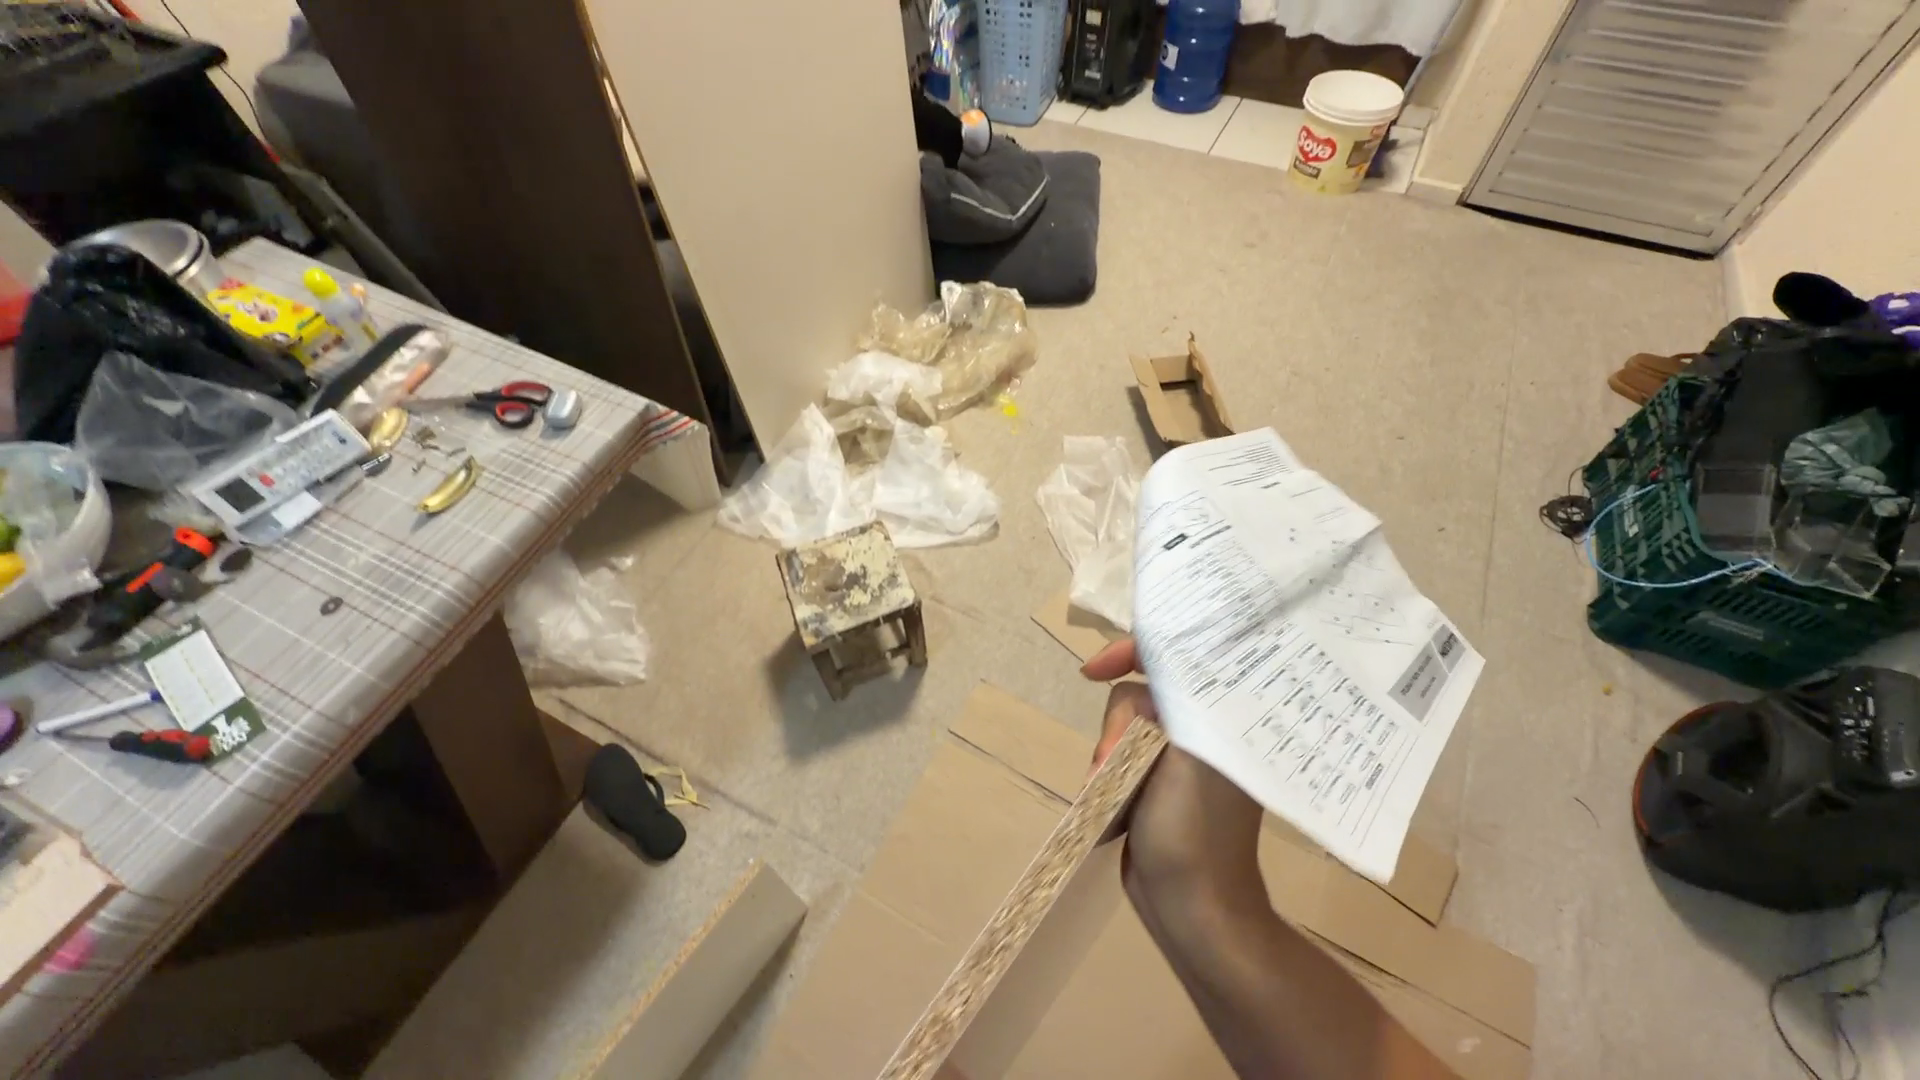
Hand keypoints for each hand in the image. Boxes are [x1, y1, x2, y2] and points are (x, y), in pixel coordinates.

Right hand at [1081, 639, 1263, 913]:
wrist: (1191, 905)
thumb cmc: (1194, 828)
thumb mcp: (1179, 756)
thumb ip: (1157, 707)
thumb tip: (1133, 674)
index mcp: (1222, 716)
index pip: (1177, 660)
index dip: (1132, 652)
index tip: (1093, 670)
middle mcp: (1201, 729)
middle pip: (1139, 693)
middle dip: (1116, 726)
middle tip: (1108, 764)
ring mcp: (1176, 758)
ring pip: (1123, 727)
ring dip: (1106, 756)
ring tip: (1103, 792)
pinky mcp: (1154, 782)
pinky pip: (1119, 756)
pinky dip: (1106, 773)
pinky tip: (1103, 801)